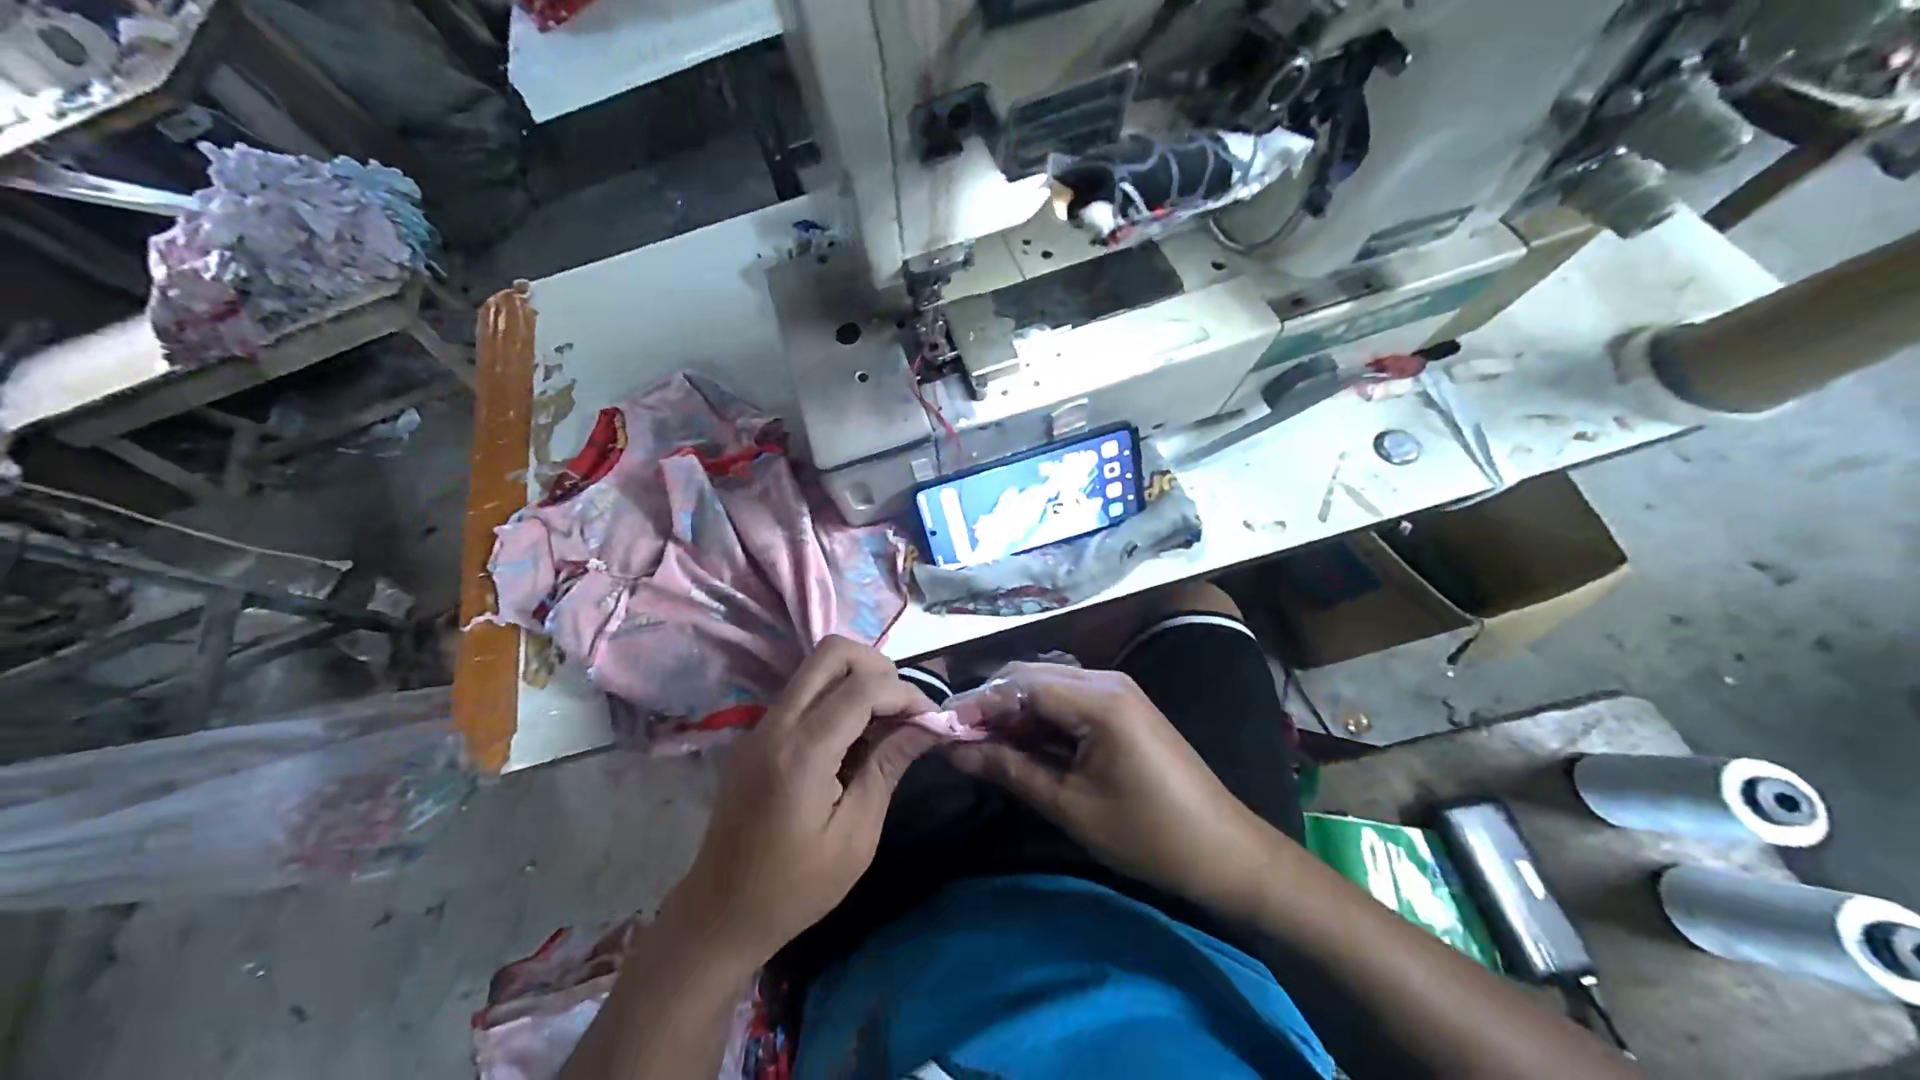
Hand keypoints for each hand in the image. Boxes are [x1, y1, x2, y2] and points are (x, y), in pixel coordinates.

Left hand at [660, 636, 943, 966]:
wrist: (719, 914)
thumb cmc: (795, 888)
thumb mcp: (856, 836)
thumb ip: (888, 768)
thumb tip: (925, 726)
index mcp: (802, 752)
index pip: (863, 687)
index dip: (906, 693)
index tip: (932, 719)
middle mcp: (776, 725)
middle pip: (832, 652)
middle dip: (878, 667)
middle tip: (904, 707)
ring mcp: (760, 727)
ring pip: (815, 668)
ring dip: (857, 679)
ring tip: (885, 721)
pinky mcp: (756, 737)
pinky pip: (803, 693)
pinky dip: (836, 696)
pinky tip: (854, 738)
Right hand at [948, 663, 1279, 915]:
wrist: (1224, 851)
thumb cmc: (1147, 833)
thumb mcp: (1070, 805)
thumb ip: (1008, 769)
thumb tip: (953, 749)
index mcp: (1098, 698)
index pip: (1018, 683)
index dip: (975, 703)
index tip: (939, 728)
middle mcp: (1105, 680)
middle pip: (1030, 676)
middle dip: (990, 704)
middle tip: (955, 738)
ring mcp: (1116, 691)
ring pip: (1046, 687)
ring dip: (1012, 712)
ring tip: (979, 745)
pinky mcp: (1121, 709)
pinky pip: (1067, 702)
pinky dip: (1039, 720)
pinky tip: (1019, 745)